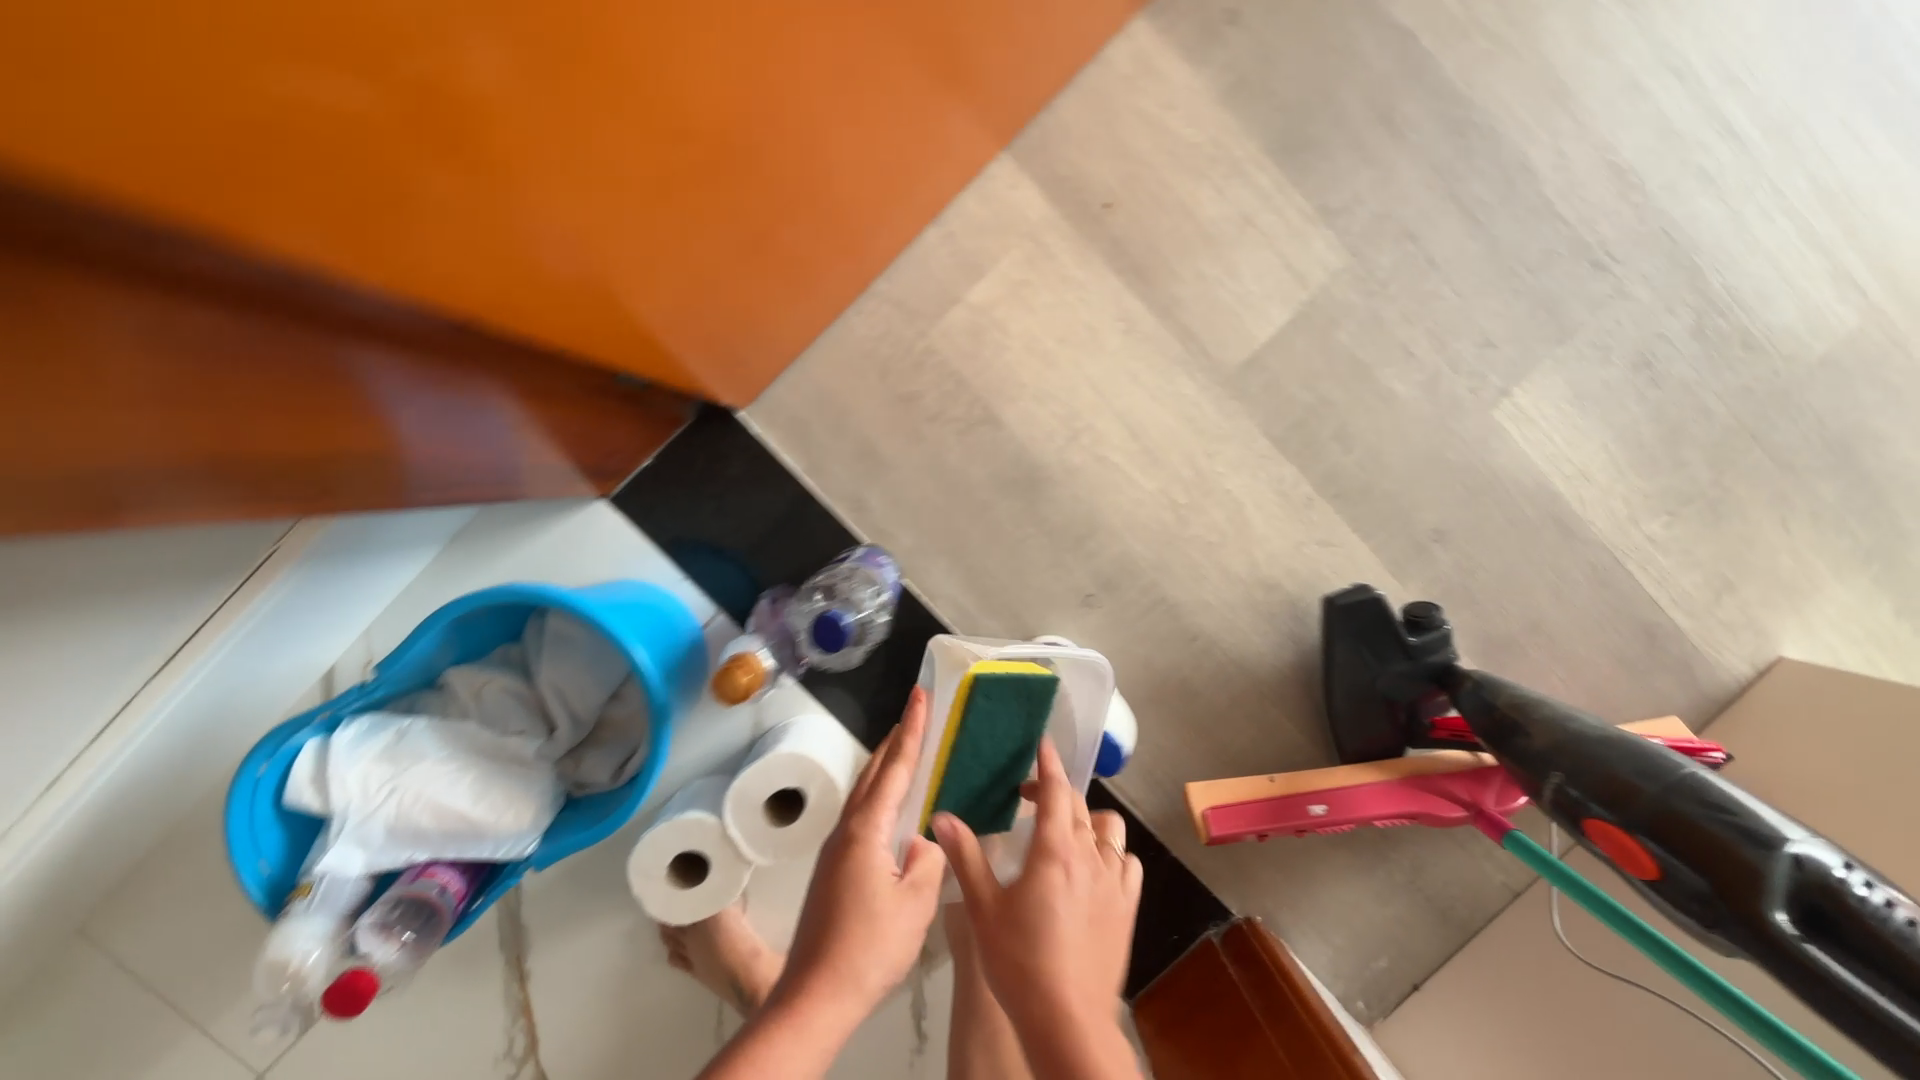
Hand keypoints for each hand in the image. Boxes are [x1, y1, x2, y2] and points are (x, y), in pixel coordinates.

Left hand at [771, 687, 946, 1019]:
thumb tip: (921, 842)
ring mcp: (834, 851)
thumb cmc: (869, 950)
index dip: (912, 730)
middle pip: (873, 773)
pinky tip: (890, 811)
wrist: (816, 993)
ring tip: (905, 749)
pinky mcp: (832, 871)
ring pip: (862, 794)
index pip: (895, 769)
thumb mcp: (916, 905)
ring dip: (885, 767)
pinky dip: (877, 797)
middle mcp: (845, 832)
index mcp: (866, 832)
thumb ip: (927, 862)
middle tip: (916, 711)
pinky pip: (859, 817)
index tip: (921, 695)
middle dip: (896, 740)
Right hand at [932, 739, 1142, 1032]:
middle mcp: (1090, 856)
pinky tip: (1096, 867)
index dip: (1048, 764)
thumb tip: (943, 817)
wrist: (1067, 1019)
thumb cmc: (1019, 962)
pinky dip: (1112, 852)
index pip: (1055, 791)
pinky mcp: (1128, 907)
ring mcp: (1115, 881)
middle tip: (1028, 797)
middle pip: (1079, 806)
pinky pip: (1128, 862)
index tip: (1042, 743)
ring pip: (1109, 830)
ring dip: (1088, 820)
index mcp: (1055, 851)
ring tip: (1065, 831)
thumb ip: (966, 857)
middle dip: (1055, 791)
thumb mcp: (983, 909)